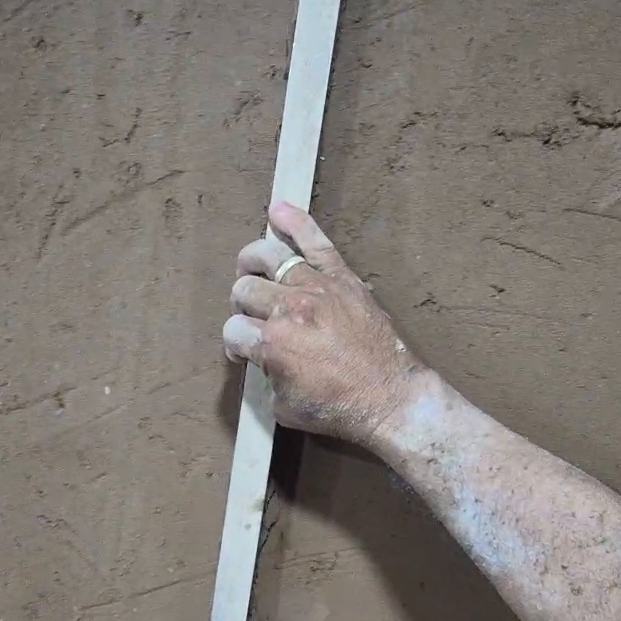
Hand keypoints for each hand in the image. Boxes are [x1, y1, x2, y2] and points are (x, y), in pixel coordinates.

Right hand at [222, 202, 428, 444]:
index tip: (244, 353)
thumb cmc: (338, 409)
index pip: (232, 330)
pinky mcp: (342, 279)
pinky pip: (315, 241)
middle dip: (241, 306)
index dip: (234, 345)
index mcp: (272, 344)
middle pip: (245, 290)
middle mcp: (289, 310)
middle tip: (253, 318)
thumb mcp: (283, 406)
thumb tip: (264, 356)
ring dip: (252, 263)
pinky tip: (278, 210)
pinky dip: (295, 222)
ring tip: (250, 269)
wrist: (388, 399)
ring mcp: (317, 289)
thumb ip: (266, 375)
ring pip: (268, 257)